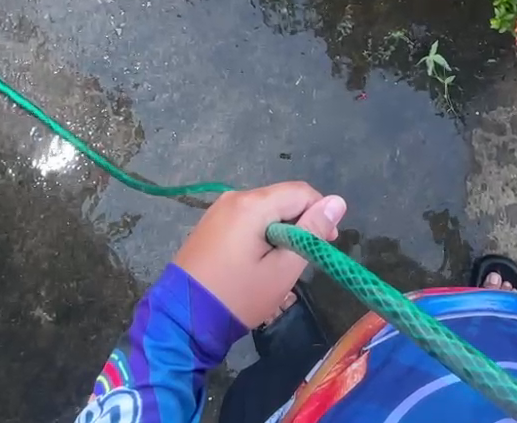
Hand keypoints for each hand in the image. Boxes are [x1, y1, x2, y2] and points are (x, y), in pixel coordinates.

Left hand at [174, 182, 346, 327]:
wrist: (178, 324)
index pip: (302, 192)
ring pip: (264, 211)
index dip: (321, 214)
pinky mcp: (209, 226)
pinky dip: (260, 236)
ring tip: (280, 268)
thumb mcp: (281, 270)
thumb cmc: (236, 297)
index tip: (327, 244)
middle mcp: (235, 197)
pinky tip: (257, 264)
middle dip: (300, 225)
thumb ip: (311, 233)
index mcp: (253, 204)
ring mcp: (218, 211)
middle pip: (282, 199)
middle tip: (303, 262)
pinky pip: (246, 220)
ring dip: (280, 232)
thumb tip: (338, 201)